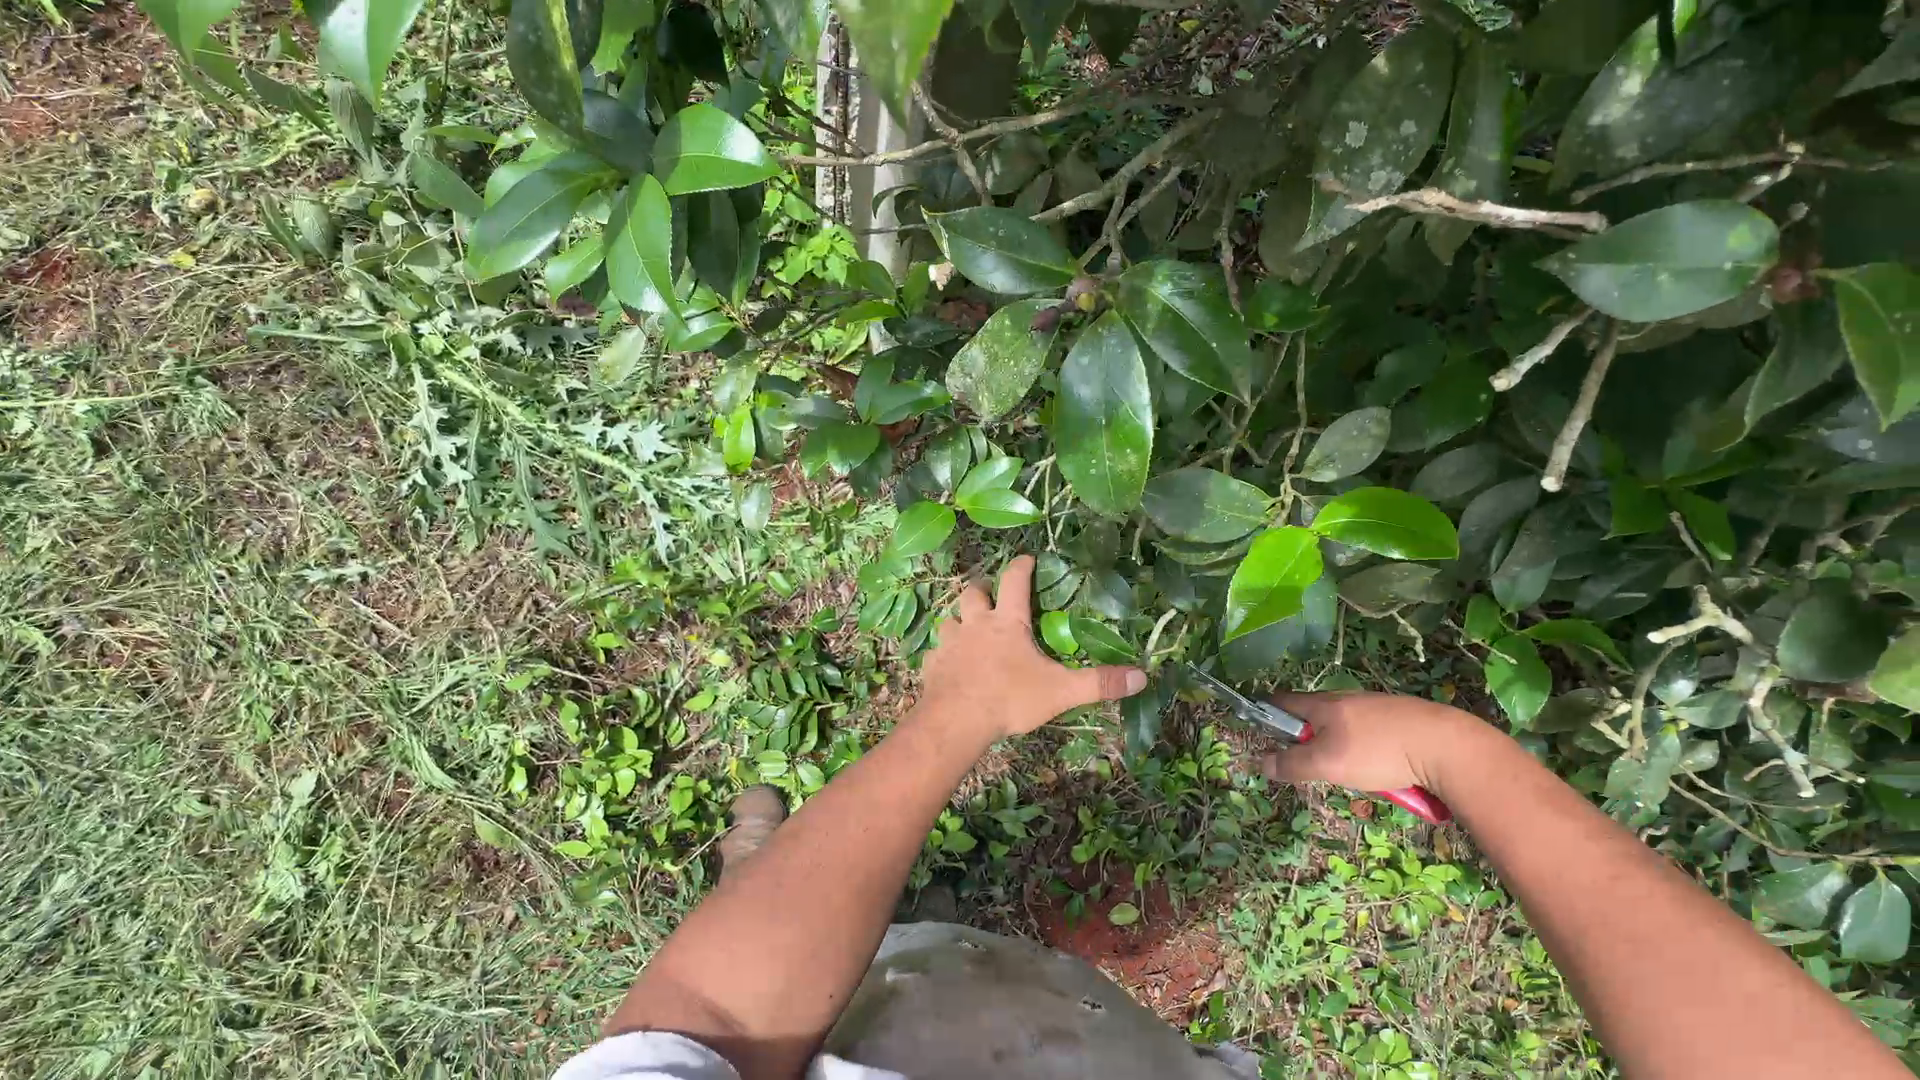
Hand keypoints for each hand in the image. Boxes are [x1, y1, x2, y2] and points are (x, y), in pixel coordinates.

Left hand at [918, 555, 1146, 738]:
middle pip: (973, 593)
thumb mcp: (1061, 691)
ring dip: (958, 620)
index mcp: (1007, 623)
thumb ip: (1099, 683)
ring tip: (967, 628)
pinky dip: (942, 655)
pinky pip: (935, 654)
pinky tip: (947, 665)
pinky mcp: (933, 666)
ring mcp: (950, 645)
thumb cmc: (1009, 698)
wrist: (956, 721)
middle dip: (983, 589)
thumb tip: (1141, 677)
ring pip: (949, 620)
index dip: (1021, 566)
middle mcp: (975, 625)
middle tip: (990, 593)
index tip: (1027, 558)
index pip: (1015, 581)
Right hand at [1257, 691, 1493, 799]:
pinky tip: (1382, 767)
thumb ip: (1292, 764)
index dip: (1267, 713)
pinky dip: (1368, 749)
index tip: (1260, 731)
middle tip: (1311, 764)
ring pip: (1346, 726)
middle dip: (1308, 737)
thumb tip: (1259, 761)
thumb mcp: (1327, 764)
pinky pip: (1373, 733)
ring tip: (1351, 772)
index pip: (1283, 702)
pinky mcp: (1403, 719)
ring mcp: (1378, 707)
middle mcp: (1348, 699)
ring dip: (1340, 745)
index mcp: (1324, 705)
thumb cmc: (1378, 752)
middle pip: (1315, 715)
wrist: (1448, 747)